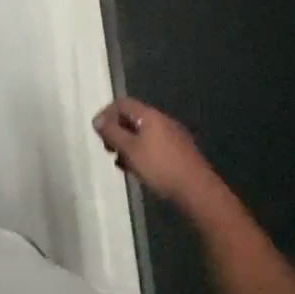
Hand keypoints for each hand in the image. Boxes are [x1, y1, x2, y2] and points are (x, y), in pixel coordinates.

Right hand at [93, 96, 214, 203]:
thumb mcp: (129, 149)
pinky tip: (139, 170)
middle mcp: (162, 120)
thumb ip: (111, 133)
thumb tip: (97, 120)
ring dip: (128, 145)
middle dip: (116, 131)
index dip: (106, 114)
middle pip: (132, 118)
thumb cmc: (159, 167)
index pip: (122, 103)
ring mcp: (173, 136)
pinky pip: (154, 145)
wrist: (197, 190)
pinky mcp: (179, 152)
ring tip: (122, 163)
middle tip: (109, 149)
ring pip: (142, 134)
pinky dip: (141, 153)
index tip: (98, 133)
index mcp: (149, 115)